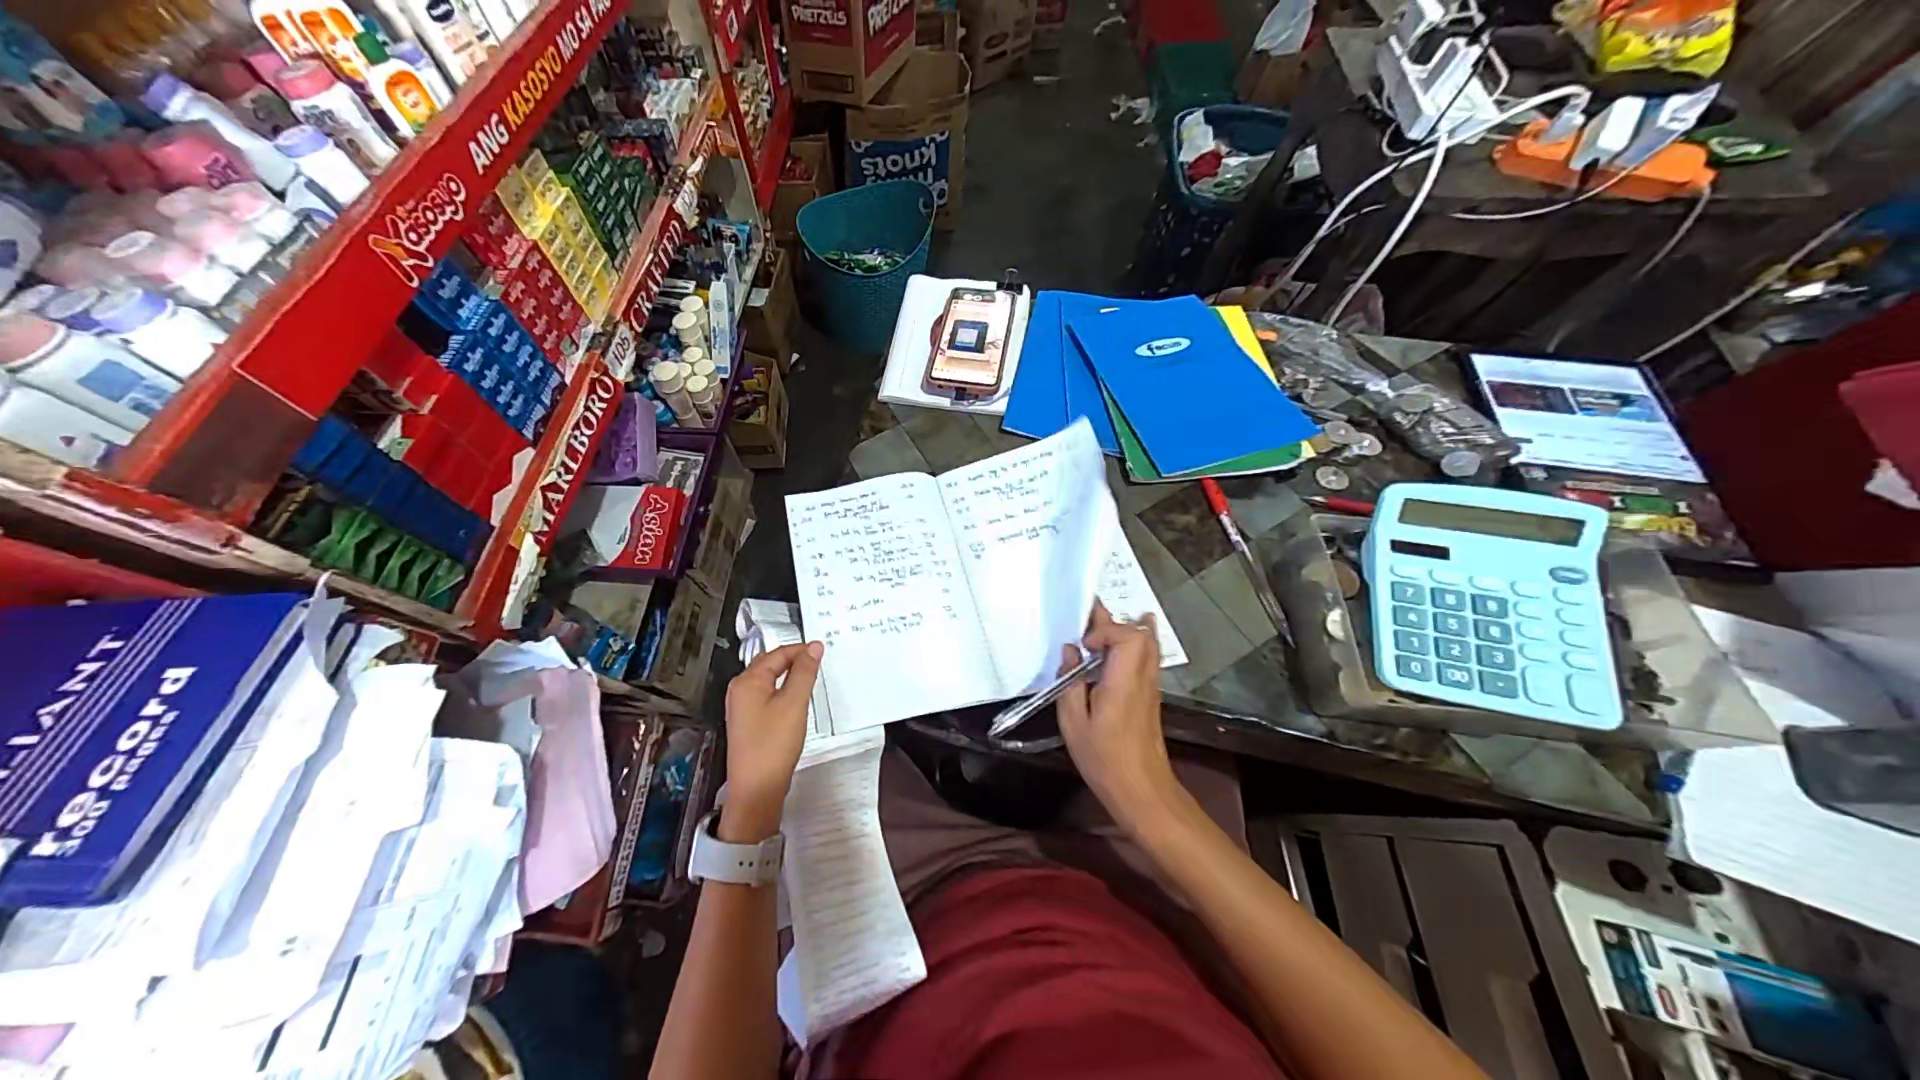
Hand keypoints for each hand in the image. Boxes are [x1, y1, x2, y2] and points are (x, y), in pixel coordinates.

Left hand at [719, 641, 822, 842]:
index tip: (821, 651)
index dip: (800, 650)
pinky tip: (796, 700)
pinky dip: (783, 691)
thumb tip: (812, 648)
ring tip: (810, 678)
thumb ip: (804, 672)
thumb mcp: (794, 703)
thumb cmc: (772, 746)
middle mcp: (739, 690)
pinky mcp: (748, 721)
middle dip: (794, 660)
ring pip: (768, 680)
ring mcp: (742, 707)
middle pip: (769, 663)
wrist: (756, 788)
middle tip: (818, 661)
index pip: (777, 653)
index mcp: (747, 681)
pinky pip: (767, 695)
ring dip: (789, 676)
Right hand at [1056, 603, 1181, 831]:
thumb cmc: (1104, 759)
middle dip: (1113, 623)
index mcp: (1123, 682)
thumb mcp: (1073, 724)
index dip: (1105, 629)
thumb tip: (1070, 653)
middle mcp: (1143, 678)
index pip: (1128, 637)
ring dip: (1123, 630)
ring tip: (1098, 625)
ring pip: (1148, 644)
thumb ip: (1070, 683)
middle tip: (1086, 619)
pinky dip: (1133, 643)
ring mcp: (1151, 686)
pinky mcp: (1150, 695)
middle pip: (1141, 634)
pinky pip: (1147, 657)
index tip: (1083, 645)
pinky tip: (1118, 644)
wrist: (1142, 790)